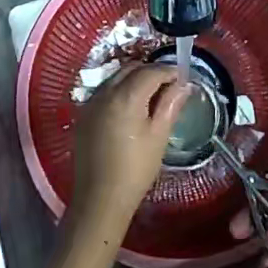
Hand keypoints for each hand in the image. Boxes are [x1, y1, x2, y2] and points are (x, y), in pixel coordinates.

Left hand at [69, 64, 191, 238]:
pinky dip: (120, 90)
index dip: (168, 71)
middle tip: (169, 84)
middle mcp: (105, 93)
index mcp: (125, 97)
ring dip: (134, 78)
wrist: (100, 198)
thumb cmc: (136, 169)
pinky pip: (104, 91)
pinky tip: (131, 106)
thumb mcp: (159, 136)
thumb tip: (183, 85)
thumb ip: (170, 105)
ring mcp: (91, 103)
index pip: (150, 72)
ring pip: (115, 78)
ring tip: (152, 93)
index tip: (182, 76)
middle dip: (151, 71)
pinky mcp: (83, 114)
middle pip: (130, 69)